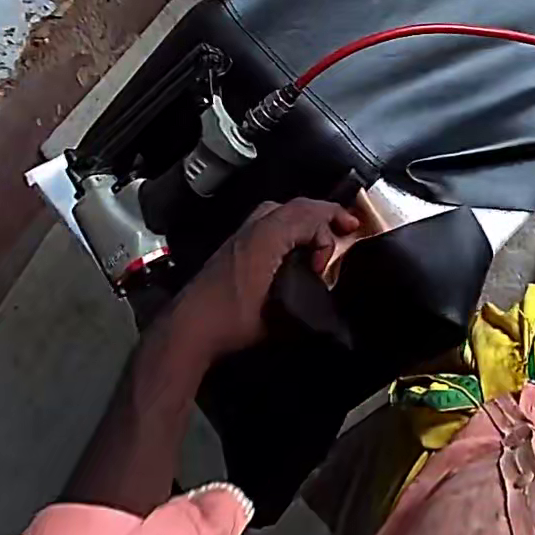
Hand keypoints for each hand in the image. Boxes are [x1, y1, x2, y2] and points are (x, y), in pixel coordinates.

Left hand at [171, 199, 359, 361]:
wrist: (187, 329)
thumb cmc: (232, 321)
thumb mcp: (281, 314)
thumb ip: (309, 297)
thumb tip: (327, 293)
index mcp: (266, 237)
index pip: (311, 217)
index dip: (328, 238)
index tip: (326, 267)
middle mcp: (254, 227)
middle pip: (298, 206)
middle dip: (326, 214)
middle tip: (348, 225)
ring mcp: (241, 234)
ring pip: (283, 209)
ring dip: (307, 218)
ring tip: (325, 231)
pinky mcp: (235, 245)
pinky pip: (270, 219)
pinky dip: (291, 224)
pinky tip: (297, 242)